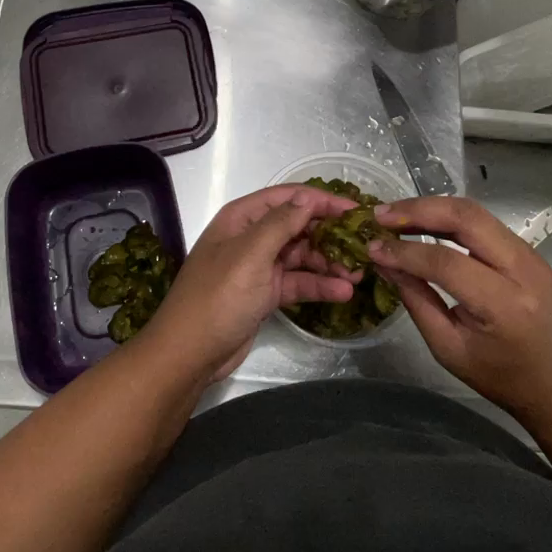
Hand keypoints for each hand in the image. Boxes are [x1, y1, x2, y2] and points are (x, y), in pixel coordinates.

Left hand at [140, 185, 361, 381]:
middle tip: (363, 247)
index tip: (355, 211)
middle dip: (329, 235)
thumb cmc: (218, 296)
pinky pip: (297, 282)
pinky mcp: (264, 294)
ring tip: (359, 274)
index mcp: (242, 218)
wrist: (188, 353)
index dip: (321, 201)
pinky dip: (318, 285)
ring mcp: (258, 266)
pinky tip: (343, 292)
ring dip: (328, 262)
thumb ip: (281, 223)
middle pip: (298, 226)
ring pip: (301, 256)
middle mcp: (251, 237)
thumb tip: (308, 197)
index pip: (288, 198)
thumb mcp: (250, 254)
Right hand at [368, 196, 551, 429]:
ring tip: (395, 215)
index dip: (405, 252)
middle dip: (418, 210)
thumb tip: (384, 262)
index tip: (371, 246)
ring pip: (474, 212)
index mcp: (504, 304)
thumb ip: (417, 301)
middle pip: (465, 218)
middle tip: (381, 216)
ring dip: (431, 207)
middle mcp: (522, 269)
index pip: (446, 262)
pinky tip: (422, 222)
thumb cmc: (502, 376)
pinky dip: (448, 216)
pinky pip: (482, 221)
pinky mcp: (526, 249)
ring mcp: (528, 254)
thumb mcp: (449, 349)